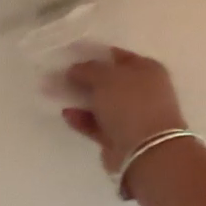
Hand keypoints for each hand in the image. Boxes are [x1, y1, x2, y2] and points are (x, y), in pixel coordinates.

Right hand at [61, 47, 187, 173]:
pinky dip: (83, 119)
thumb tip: (75, 69)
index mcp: (147, 70)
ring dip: (82, 99)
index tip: (72, 57)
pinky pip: (98, 124)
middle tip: (61, 76)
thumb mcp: (106, 77)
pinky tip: (67, 114)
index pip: (118, 57)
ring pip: (103, 104)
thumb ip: (87, 69)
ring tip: (58, 94)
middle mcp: (143, 91)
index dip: (96, 55)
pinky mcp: (120, 137)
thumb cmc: (130, 103)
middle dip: (86, 79)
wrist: (145, 150)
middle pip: (110, 81)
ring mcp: (132, 116)